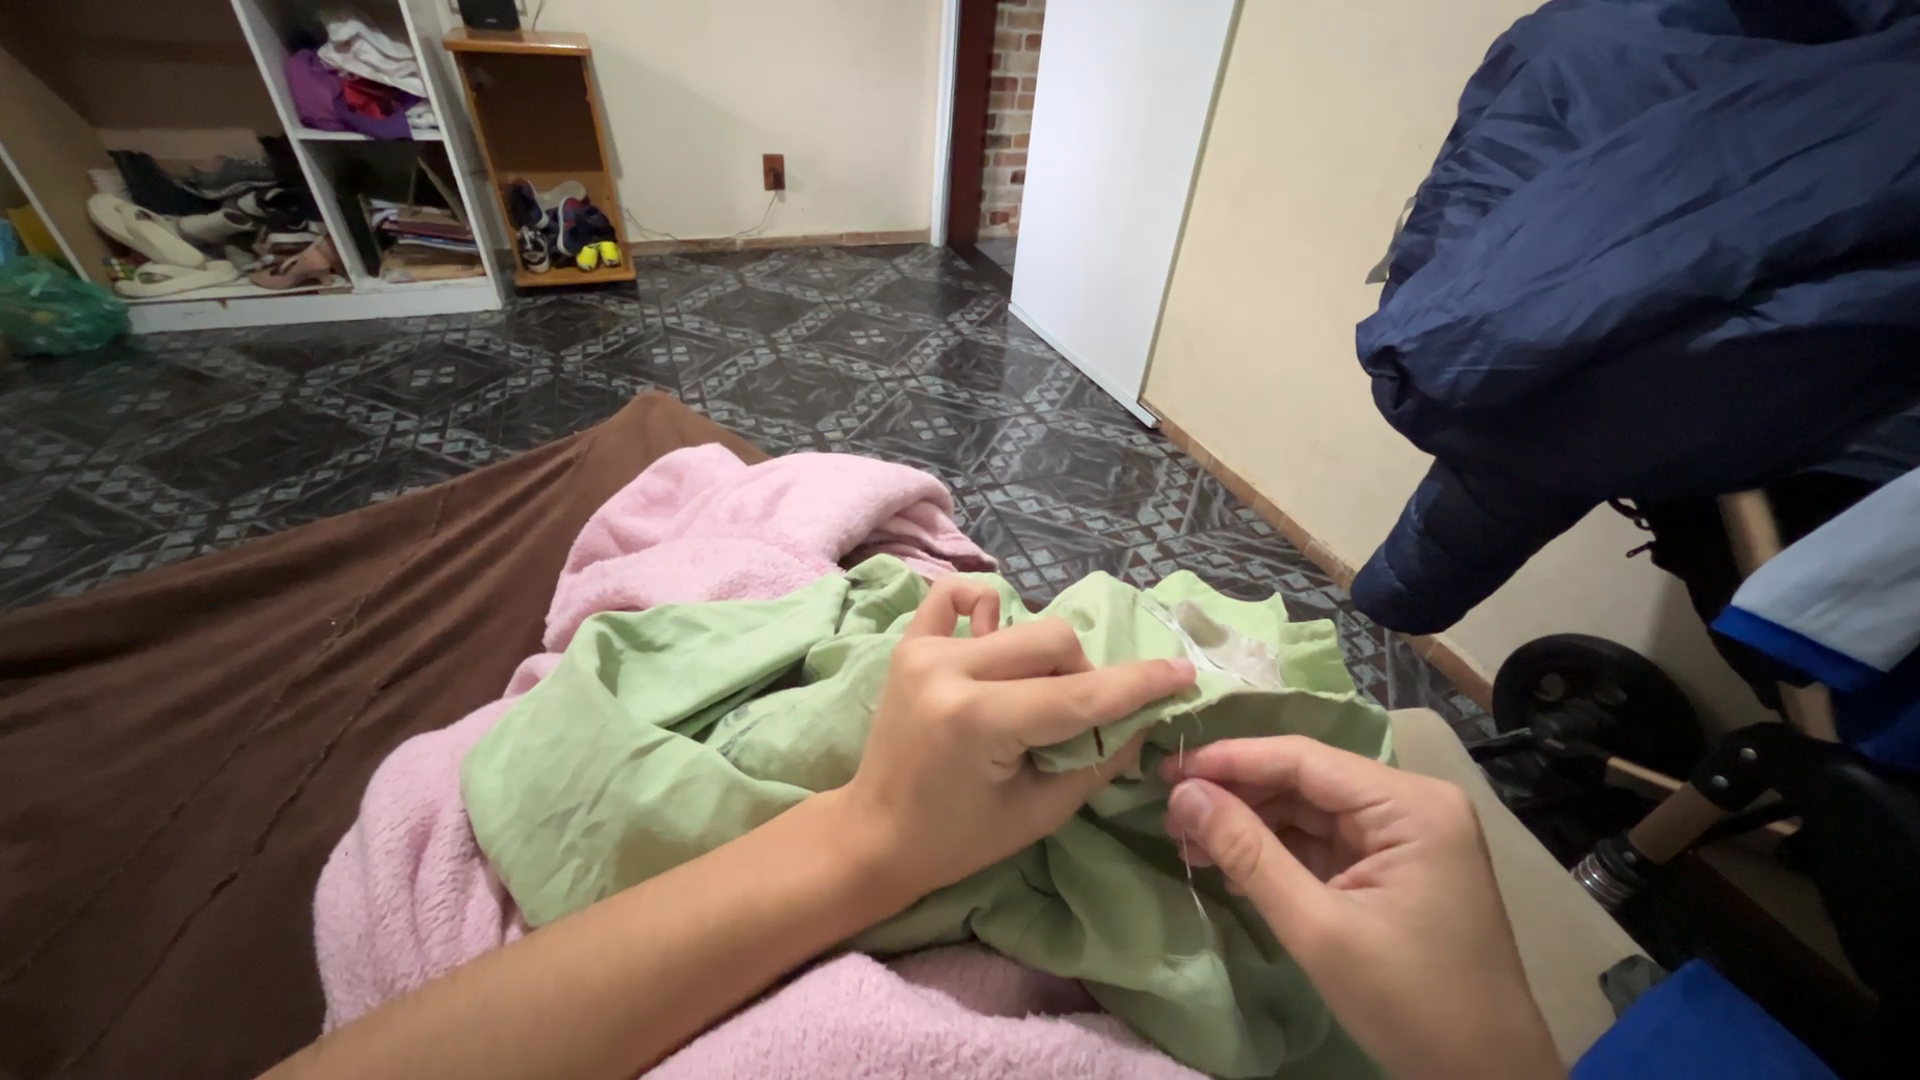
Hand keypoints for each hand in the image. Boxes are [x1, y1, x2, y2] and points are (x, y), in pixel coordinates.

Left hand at [843, 577, 1195, 898]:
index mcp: (978, 718)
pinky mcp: (908, 644)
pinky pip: (952, 596)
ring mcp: (923, 649)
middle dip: (1084, 676)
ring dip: (1044, 656)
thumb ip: (1097, 758)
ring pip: (1019, 622)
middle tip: (1076, 718)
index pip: (1077, 694)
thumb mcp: (1040, 811)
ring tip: (1031, 694)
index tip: (1183, 674)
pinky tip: (992, 636)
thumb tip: (1143, 718)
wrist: (876, 833)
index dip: (1138, 685)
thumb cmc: (958, 838)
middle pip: (1053, 640)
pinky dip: (984, 608)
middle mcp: (949, 669)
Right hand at [1162, 736, 1563, 1079]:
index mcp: (1410, 805)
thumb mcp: (1317, 928)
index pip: (1302, 758)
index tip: (1168, 770)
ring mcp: (1400, 831)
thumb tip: (1181, 794)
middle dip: (1233, 794)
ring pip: (1303, 805)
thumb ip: (1246, 851)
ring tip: (1186, 840)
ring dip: (1245, 821)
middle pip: (1301, 778)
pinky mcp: (1388, 860)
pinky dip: (1270, 847)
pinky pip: (1317, 836)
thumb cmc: (1412, 1006)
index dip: (1229, 759)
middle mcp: (1409, 802)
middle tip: (1171, 812)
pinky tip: (1225, 860)